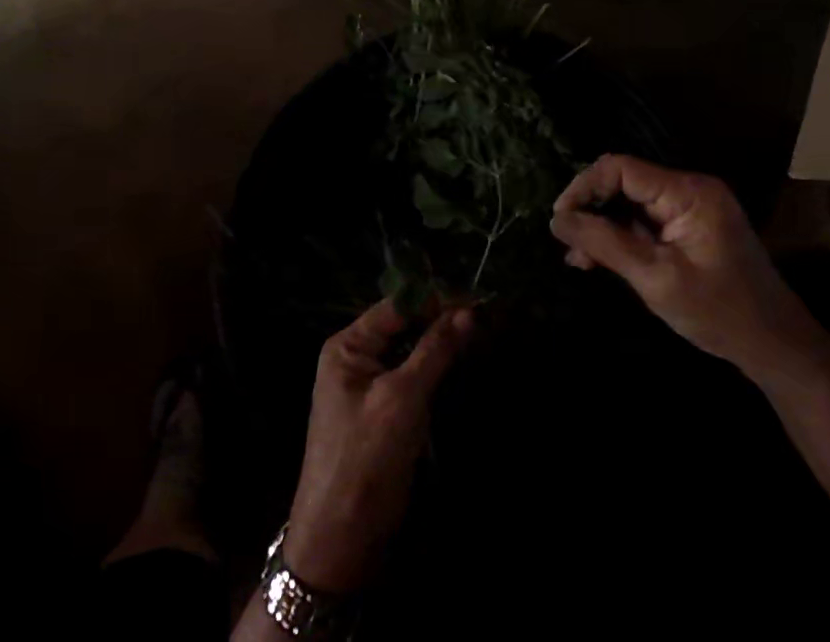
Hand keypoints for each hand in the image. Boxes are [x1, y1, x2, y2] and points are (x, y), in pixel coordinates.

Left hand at [284, 300, 473, 591]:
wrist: (343, 533)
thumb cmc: (367, 455)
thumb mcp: (403, 397)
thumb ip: (434, 351)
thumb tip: (468, 312)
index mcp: (348, 346)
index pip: (396, 306)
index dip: (435, 298)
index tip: (477, 297)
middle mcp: (356, 358)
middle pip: (403, 325)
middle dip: (440, 319)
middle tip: (485, 315)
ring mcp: (370, 385)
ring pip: (411, 351)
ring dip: (442, 343)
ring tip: (481, 333)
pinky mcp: (386, 411)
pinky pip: (413, 377)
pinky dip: (436, 368)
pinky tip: (463, 363)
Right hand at [549, 155, 819, 376]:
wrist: (775, 346)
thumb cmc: (719, 312)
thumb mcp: (654, 277)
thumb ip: (604, 243)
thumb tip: (556, 219)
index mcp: (688, 193)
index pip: (620, 168)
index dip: (583, 188)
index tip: (560, 221)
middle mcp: (689, 191)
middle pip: (622, 183)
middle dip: (590, 210)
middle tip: (568, 246)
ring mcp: (690, 210)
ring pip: (628, 205)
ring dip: (600, 228)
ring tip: (579, 260)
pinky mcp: (687, 230)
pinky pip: (643, 223)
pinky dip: (619, 239)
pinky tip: (598, 262)